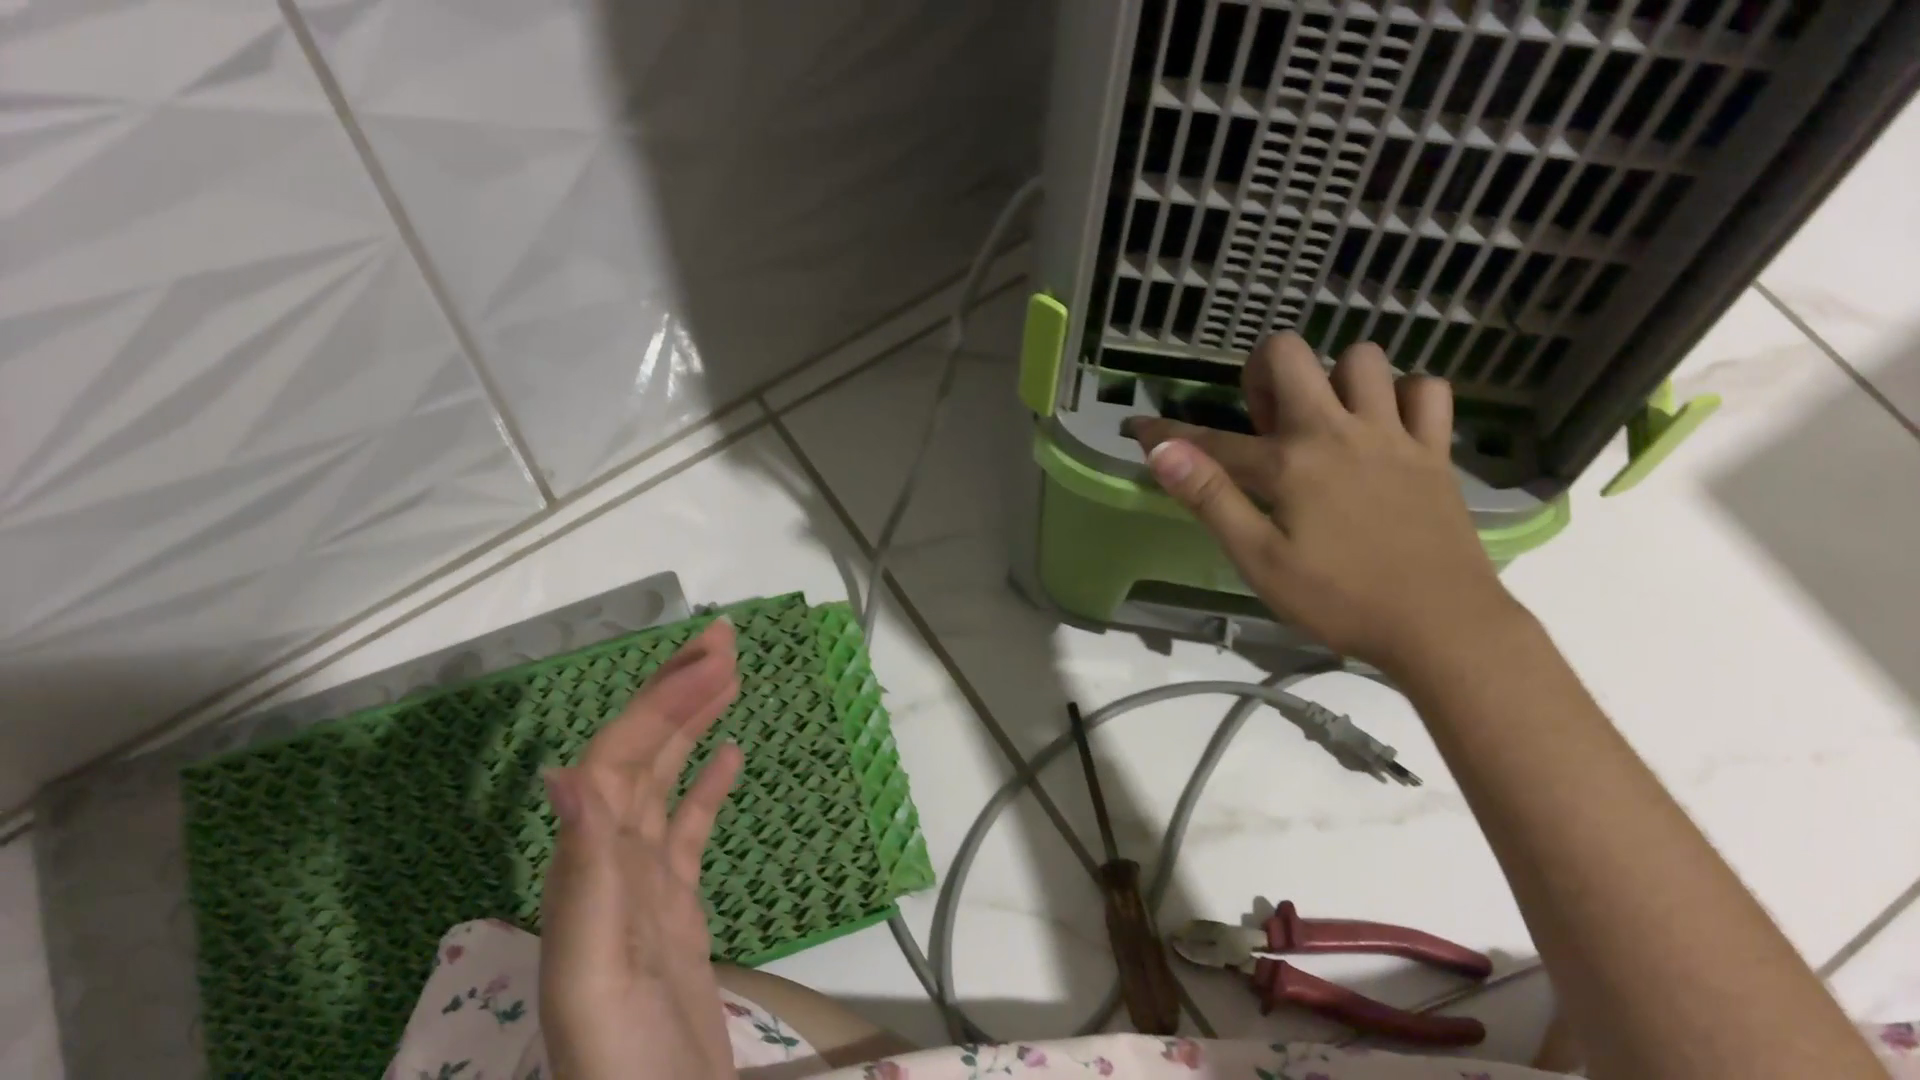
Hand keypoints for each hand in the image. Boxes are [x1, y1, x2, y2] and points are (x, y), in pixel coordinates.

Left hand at [539, 619, 744, 1079]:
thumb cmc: (625, 1061)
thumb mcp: (596, 975)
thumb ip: (581, 878)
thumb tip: (566, 773)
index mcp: (588, 868)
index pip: (619, 760)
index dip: (661, 705)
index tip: (714, 659)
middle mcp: (608, 864)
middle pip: (638, 758)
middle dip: (676, 694)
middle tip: (722, 639)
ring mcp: (643, 887)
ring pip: (664, 784)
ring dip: (690, 726)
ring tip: (727, 677)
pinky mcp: (675, 911)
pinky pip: (687, 829)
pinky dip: (706, 785)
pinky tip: (728, 755)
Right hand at [1125, 333, 1521, 673]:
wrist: (1442, 625)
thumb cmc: (1340, 601)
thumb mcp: (1259, 560)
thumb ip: (1211, 499)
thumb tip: (1162, 451)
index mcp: (1290, 463)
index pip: (1213, 440)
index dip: (1168, 435)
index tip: (1140, 430)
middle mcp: (1338, 431)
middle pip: (1290, 354)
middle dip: (1262, 372)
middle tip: (1265, 422)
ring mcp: (1393, 435)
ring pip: (1363, 359)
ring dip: (1334, 379)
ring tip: (1324, 421)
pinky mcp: (1435, 451)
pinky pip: (1427, 391)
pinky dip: (1404, 396)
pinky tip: (1386, 427)